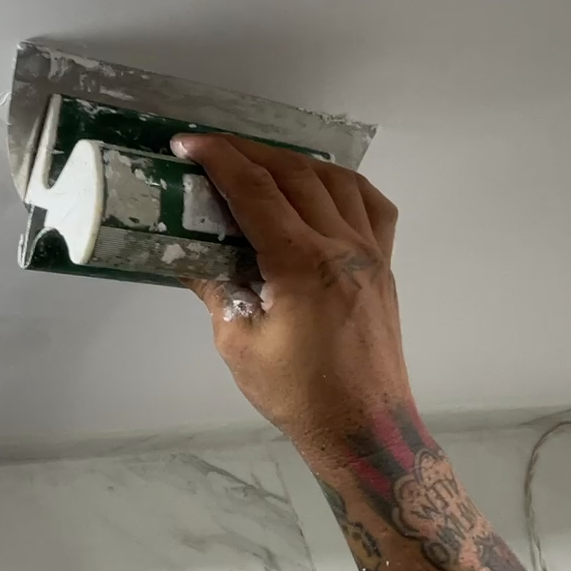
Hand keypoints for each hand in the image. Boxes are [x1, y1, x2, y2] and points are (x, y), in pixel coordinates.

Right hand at [171, 133, 408, 448]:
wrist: (363, 427)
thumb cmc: (295, 392)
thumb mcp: (236, 341)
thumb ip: (214, 289)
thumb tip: (186, 255)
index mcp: (303, 265)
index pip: (256, 193)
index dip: (219, 160)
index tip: (188, 144)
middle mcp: (344, 247)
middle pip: (294, 175)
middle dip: (247, 151)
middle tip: (209, 147)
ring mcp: (371, 253)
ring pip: (334, 180)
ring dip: (290, 160)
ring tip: (254, 161)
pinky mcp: (384, 265)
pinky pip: (369, 204)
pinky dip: (337, 181)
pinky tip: (315, 184)